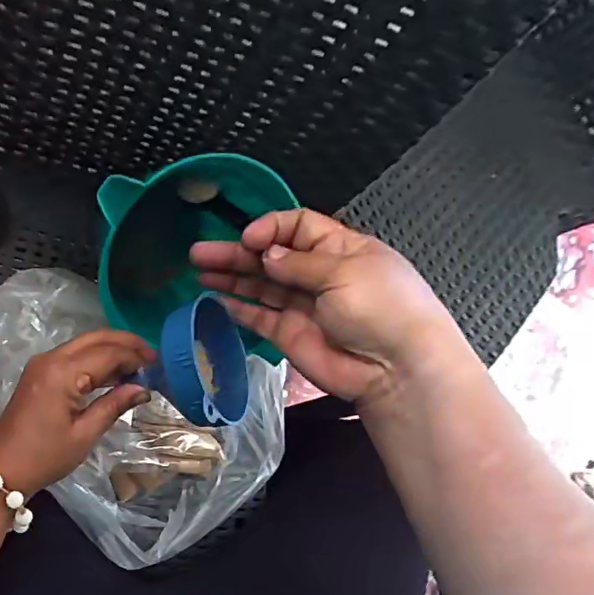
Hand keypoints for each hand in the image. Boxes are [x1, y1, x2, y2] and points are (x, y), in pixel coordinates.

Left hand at [0, 329, 154, 493]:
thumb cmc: (45, 456)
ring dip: (110, 350)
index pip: (108, 353)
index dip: (134, 356)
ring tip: (137, 367)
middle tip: (151, 357)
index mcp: (63, 372)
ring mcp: (42, 364)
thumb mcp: (84, 434)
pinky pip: (72, 356)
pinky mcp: (38, 373)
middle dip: (125, 344)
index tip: (158, 365)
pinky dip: (94, 360)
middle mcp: (51, 359)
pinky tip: (112, 375)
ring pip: (83, 344)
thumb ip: (113, 406)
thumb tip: (142, 389)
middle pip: (95, 338)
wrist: (2, 468)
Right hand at [190, 209, 470, 407]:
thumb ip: (299, 263)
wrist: (394, 367)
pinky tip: (215, 298)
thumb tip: (266, 255)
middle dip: (236, 252)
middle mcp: (317, 274)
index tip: (248, 238)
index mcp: (340, 248)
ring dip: (230, 276)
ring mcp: (301, 305)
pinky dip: (237, 307)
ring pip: (258, 285)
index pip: (297, 227)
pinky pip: (257, 316)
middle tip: (201, 252)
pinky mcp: (288, 334)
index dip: (270, 228)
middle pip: (270, 256)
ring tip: (200, 270)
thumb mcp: (344, 271)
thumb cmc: (382, 308)